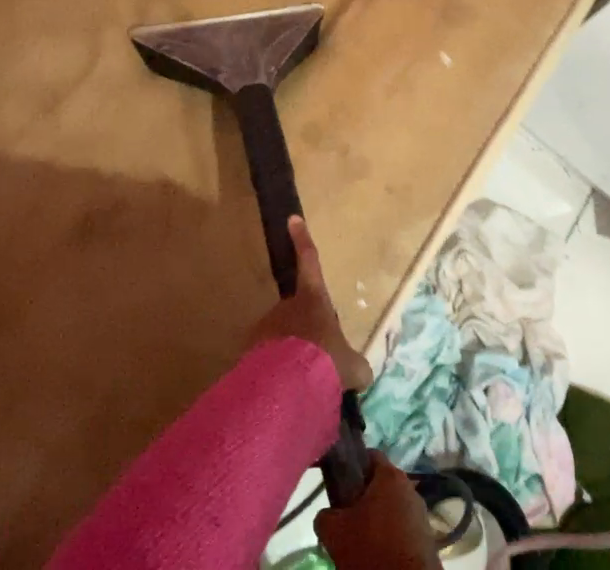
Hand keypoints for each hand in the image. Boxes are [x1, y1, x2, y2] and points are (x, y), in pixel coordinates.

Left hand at [248, 217, 373, 390]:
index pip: (310, 263)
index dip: (303, 241)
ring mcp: (266, 326)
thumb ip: (356, 365)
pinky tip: (286, 390)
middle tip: (317, 362)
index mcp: (314, 299)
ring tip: (303, 383)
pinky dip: (276, 371)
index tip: (292, 219)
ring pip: (281, 337)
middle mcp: (287, 306)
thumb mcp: (354, 367)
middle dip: (305, 333)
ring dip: (291, 355)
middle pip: (297, 312)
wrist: (290, 384)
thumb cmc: (328, 362)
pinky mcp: (250, 349)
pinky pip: (267, 357)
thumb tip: (360, 372)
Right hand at [314, 451, 441, 569]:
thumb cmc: (370, 548)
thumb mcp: (334, 531)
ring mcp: (421, 512)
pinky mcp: (427, 535)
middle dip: (362, 496)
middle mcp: (410, 488)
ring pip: (391, 506)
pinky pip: (402, 525)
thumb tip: (330, 514)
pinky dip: (389, 533)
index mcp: (390, 477)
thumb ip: (325, 514)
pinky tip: (376, 551)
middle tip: (345, 515)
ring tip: (360, 538)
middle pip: (380, 483)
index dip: (352, 465)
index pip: (370, 455)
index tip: (339, 482)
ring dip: (376, 517)